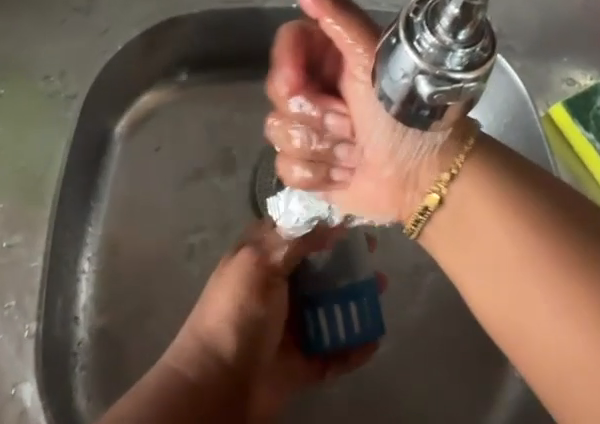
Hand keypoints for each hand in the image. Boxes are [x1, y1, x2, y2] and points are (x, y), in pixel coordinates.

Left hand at [160, 220, 374, 422]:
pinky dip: (355, 347)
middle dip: (347, 259)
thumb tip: (332, 220)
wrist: (218, 385)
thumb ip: (295, 239)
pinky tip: (375, 338)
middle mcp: (278, 288)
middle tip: (374, 253)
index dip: (322, 221)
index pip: (295, 231)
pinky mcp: (303, 361)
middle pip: (319, 267)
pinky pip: (335, 352)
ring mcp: (291, 326)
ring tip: (381, 289)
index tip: (353, 214)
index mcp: (262, 260)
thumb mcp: (259, 263)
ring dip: (357, 299)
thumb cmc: (236, 314)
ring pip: (331, 307)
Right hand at [264, 0, 470, 225]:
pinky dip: (319, 174)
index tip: (303, 84)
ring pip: (277, 131)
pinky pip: (285, 166)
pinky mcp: (306, 164)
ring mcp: (308, 126)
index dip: (289, 67)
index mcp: (331, 53)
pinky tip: (346, 171)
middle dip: (316, 115)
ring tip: (356, 150)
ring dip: (323, 148)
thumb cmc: (405, 114)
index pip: (286, 43)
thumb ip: (337, 14)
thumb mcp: (373, 58)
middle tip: (352, 122)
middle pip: (277, 91)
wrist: (423, 176)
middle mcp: (316, 85)